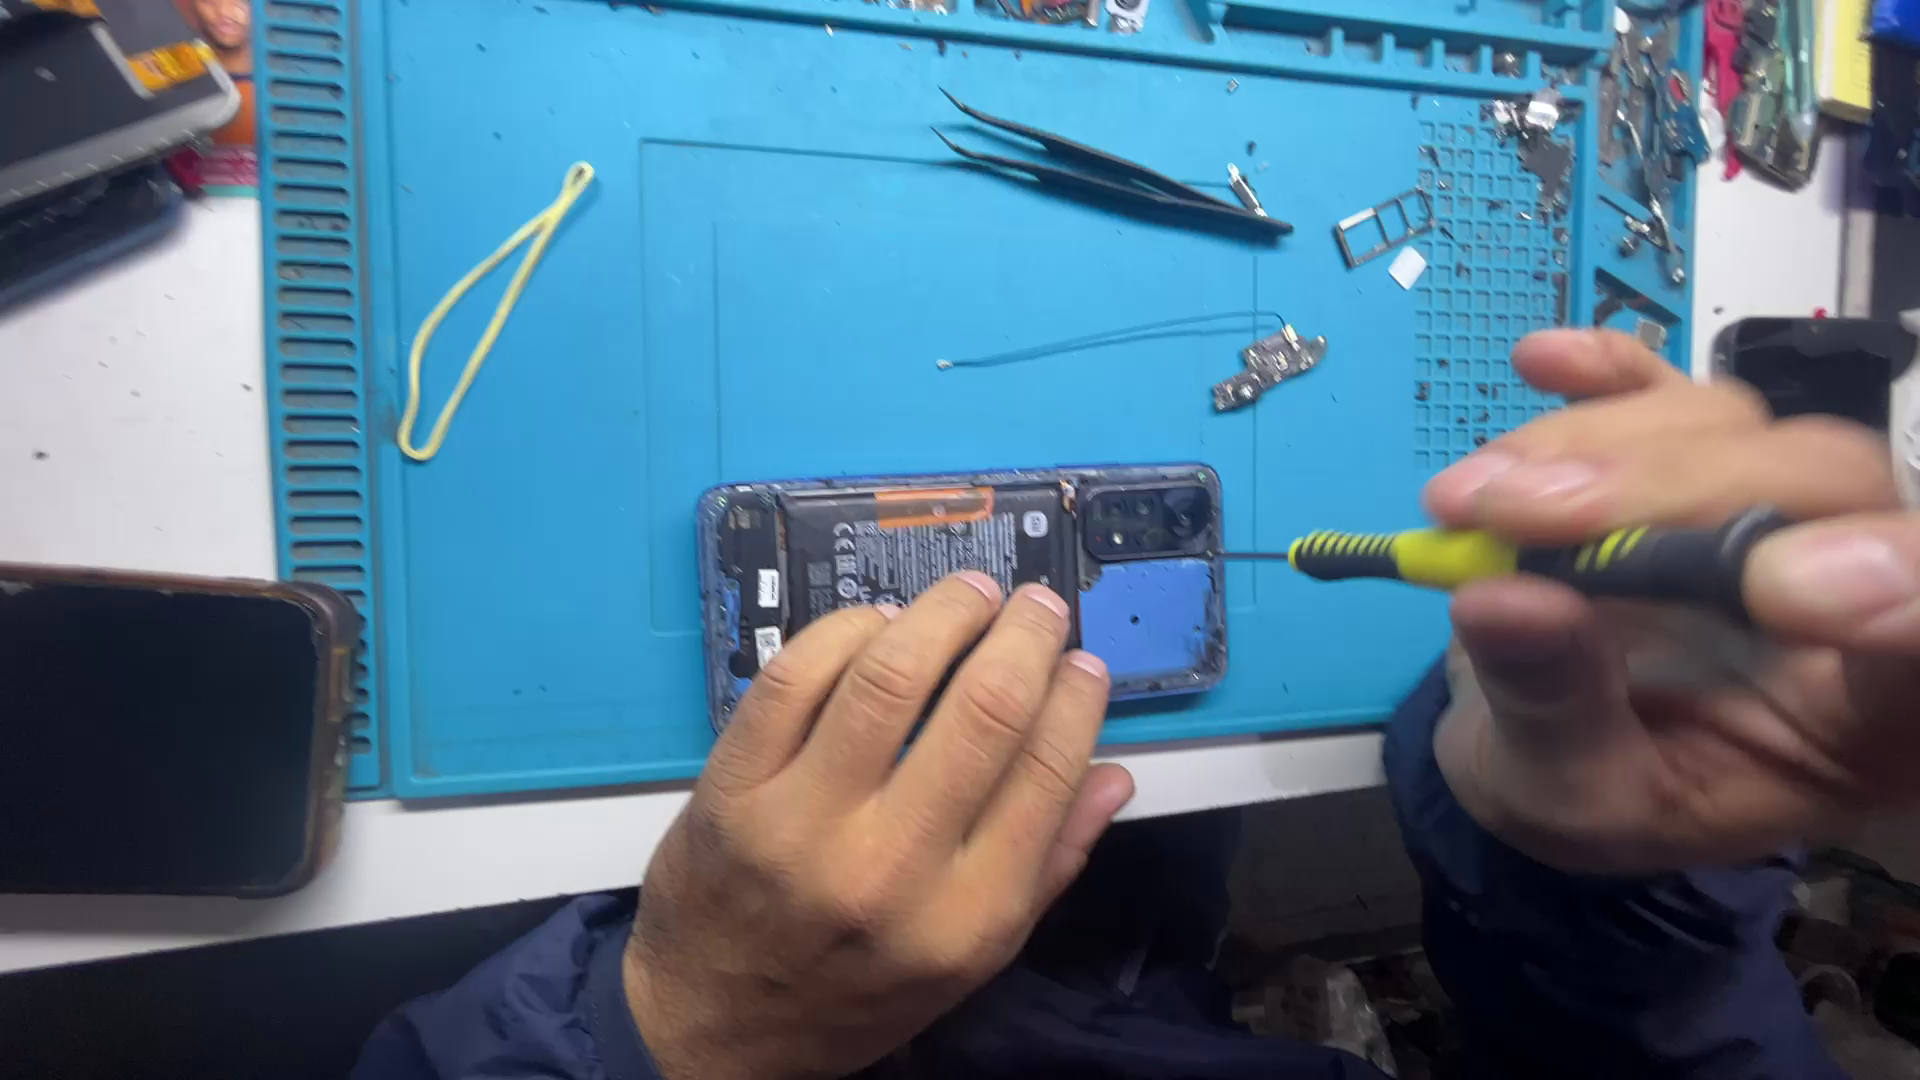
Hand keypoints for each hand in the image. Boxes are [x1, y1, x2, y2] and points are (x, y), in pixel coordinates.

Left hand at [623, 573, 1134, 1078]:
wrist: (713, 1021)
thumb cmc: (857, 989)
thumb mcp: (972, 958)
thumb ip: (1051, 864)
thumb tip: (1112, 772)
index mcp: (967, 916)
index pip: (1045, 772)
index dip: (1075, 697)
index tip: (1081, 660)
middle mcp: (889, 866)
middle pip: (980, 711)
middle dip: (1024, 636)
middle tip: (1036, 604)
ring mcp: (801, 819)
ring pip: (889, 677)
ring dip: (943, 613)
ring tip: (971, 593)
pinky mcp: (735, 783)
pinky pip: (797, 675)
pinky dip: (849, 629)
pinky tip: (880, 621)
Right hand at [1422, 328, 1918, 872]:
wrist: (1527, 747)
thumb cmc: (1569, 794)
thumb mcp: (1557, 789)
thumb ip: (1549, 705)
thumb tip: (1500, 597)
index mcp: (1867, 711)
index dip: (1902, 586)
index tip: (1783, 591)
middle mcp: (1840, 593)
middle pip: (1814, 482)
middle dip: (1650, 491)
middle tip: (1504, 514)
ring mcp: (1753, 517)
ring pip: (1720, 424)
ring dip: (1577, 447)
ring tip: (1461, 499)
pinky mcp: (1668, 474)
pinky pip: (1663, 396)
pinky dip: (1603, 374)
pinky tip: (1542, 358)